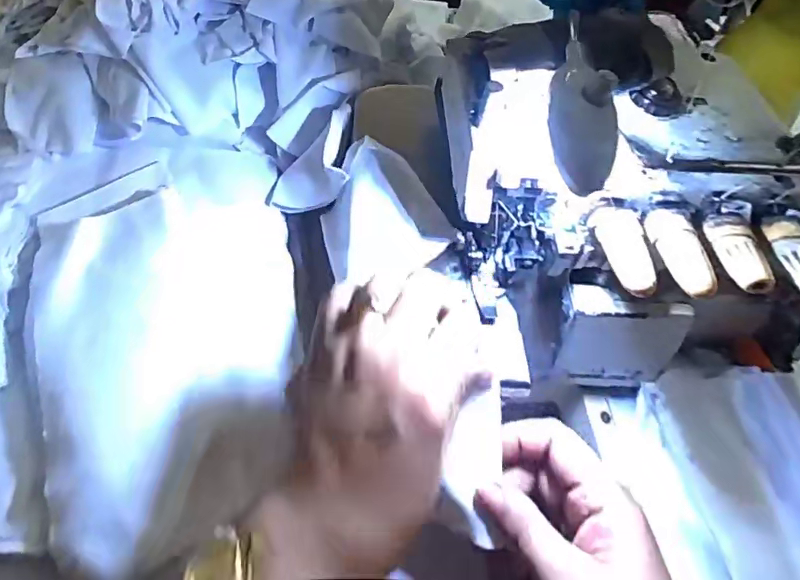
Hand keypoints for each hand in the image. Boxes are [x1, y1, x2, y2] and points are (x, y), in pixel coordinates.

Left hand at [251, 272, 488, 579]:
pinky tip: (367, 313)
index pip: (463, 323)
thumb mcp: (442, 448)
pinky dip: (358, 296)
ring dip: (401, 291)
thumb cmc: (392, 495)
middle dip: (441, 300)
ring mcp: (349, 345)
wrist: (322, 518)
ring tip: (404, 309)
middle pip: (425, 288)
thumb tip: (480, 360)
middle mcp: (389, 353)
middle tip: (440, 318)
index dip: (471, 329)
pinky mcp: (320, 347)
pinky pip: (340, 295)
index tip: (468, 341)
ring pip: (383, 280)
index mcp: (426, 385)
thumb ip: (459, 391)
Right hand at [476, 419, 670, 579]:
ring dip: (504, 512)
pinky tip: (489, 548)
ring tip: (471, 524)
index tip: (475, 457)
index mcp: (603, 492)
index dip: (515, 439)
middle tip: (464, 500)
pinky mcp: (577, 562)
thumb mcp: (567, 575)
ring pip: (536, 503)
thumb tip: (484, 485)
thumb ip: (525, 527)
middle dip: (503, 479)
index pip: (554, 440)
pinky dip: (514, 539)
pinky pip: (540, 535)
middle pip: (541, 470)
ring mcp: (586, 534)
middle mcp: (594, 503)